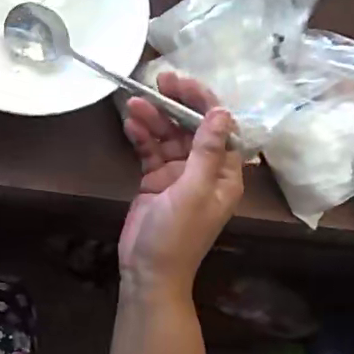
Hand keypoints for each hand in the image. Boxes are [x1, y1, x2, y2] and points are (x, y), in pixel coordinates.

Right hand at [119, 72, 245, 291]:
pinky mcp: (154, 182)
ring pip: (167, 138)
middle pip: (191, 128)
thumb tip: (222, 113)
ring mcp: (177, 176)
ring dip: (153, 119)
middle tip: (156, 81)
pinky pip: (150, 152)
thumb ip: (207, 152)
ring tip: (132, 103)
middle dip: (175, 105)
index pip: (219, 128)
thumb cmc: (176, 236)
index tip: (181, 83)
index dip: (203, 102)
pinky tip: (130, 124)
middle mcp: (204, 170)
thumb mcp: (194, 192)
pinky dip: (141, 138)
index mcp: (224, 174)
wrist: (148, 271)